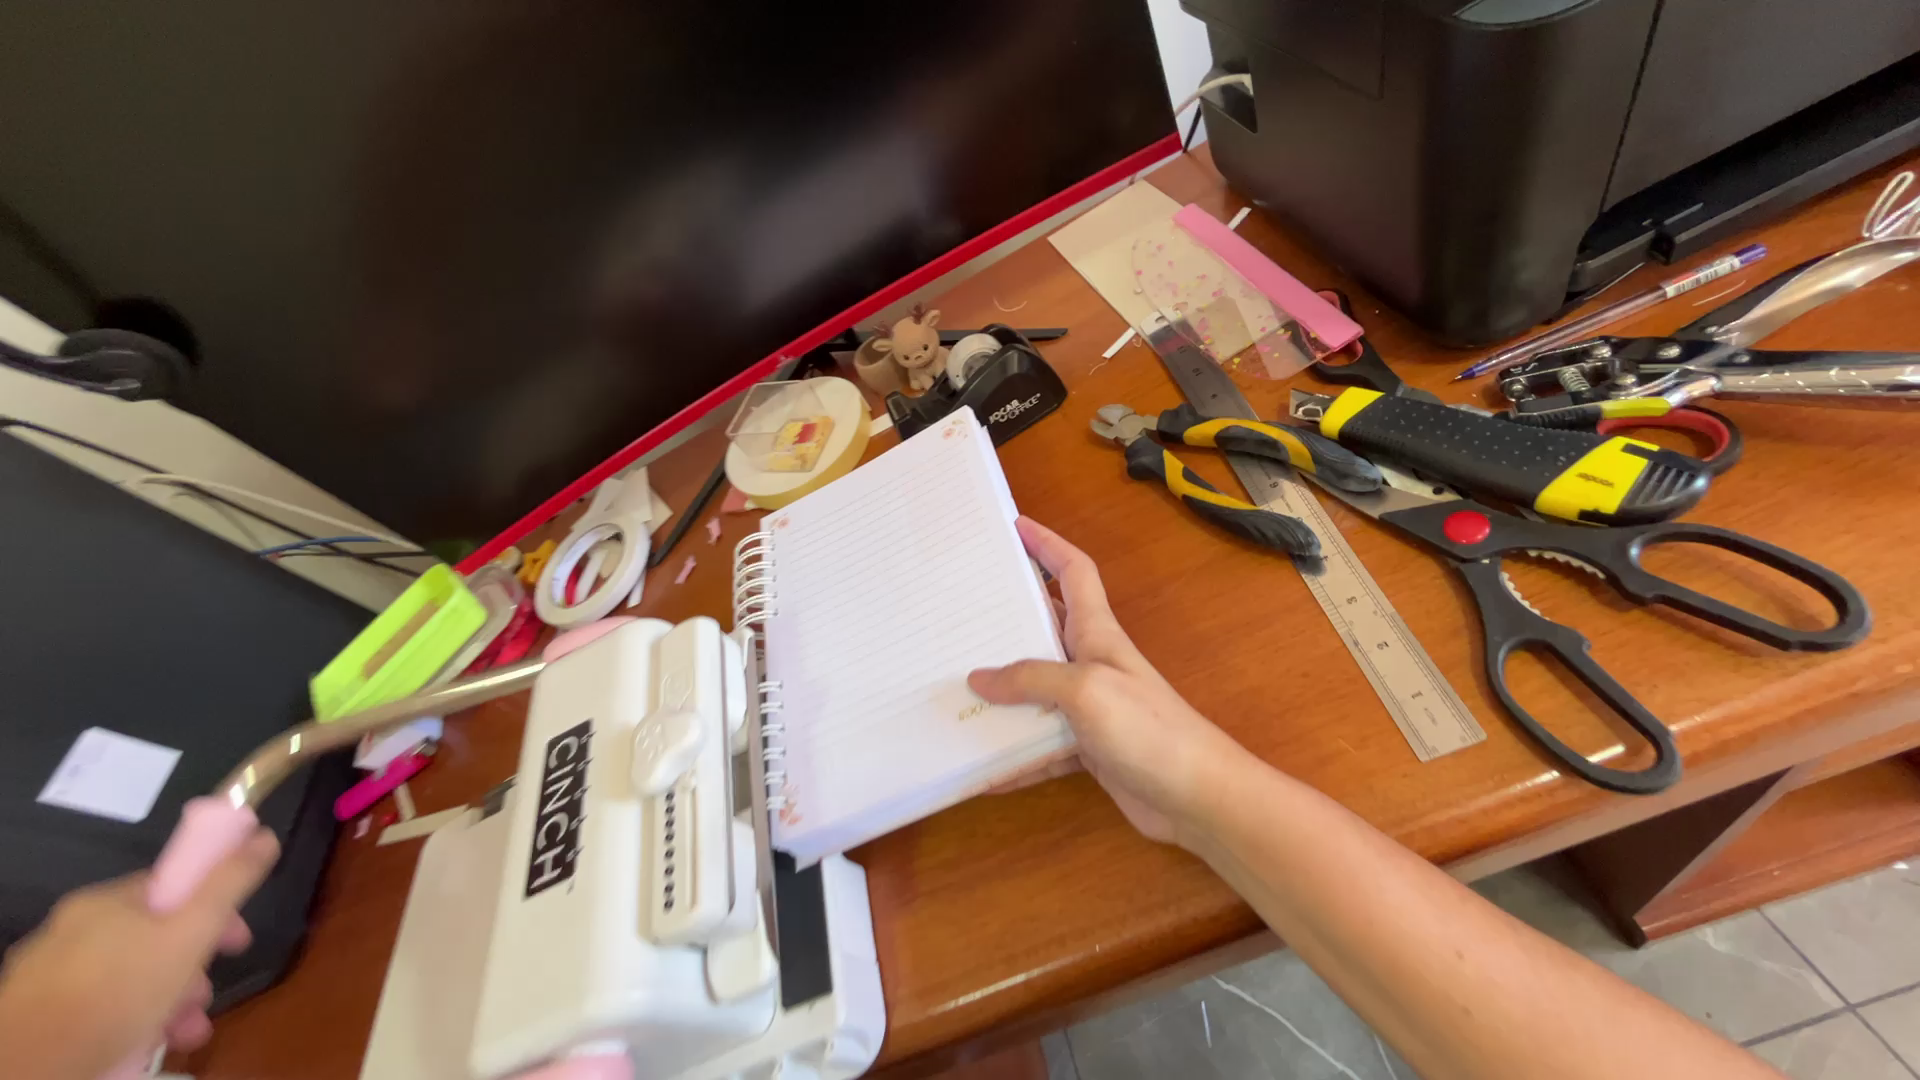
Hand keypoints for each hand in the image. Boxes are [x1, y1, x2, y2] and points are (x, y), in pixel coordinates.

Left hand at [0, 827, 278, 1079]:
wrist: (30, 1070)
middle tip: (207, 992)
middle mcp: (67, 930)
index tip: (236, 940)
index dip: (215, 909)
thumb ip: (231, 880)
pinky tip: (150, 1037)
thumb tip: (264, 836)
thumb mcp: (194, 930)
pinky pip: (100, 1002)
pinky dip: (132, 1015)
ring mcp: (43, 977)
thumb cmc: (122, 990)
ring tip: (184, 1025)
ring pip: (129, 974)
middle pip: (155, 935)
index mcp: (102, 901)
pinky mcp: (30, 1016)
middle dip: (193, 964)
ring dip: (169, 996)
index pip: (175, 887)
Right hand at [969, 518, 1245, 844]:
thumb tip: (979, 679)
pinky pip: (1040, 744)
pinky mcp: (1086, 749)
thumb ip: (1032, 679)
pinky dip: (1015, 754)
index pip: (1074, 572)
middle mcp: (1089, 663)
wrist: (1198, 797)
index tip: (1015, 526)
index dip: (1048, 544)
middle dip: (1005, 617)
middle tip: (958, 614)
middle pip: (1043, 627)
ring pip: (1034, 689)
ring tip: (953, 689)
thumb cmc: (1147, 729)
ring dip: (1000, 692)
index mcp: (1096, 634)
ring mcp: (1088, 708)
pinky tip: (982, 768)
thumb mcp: (1085, 690)